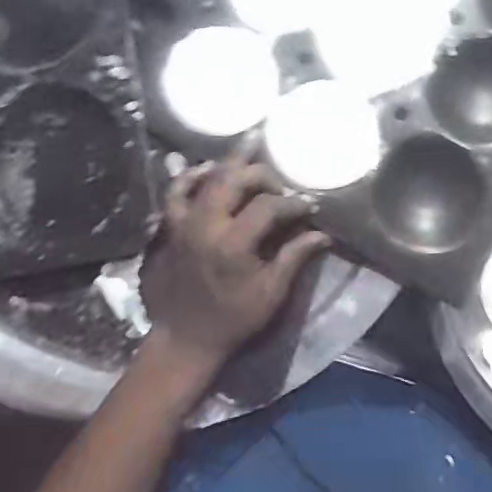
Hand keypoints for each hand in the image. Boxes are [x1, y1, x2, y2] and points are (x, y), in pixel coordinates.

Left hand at [138, 144, 330, 370]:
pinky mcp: (169, 228)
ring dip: (226, 165)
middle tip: (278, 182)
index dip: (292, 203)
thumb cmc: (233, 319)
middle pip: (233, 180)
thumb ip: (294, 257)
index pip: (267, 206)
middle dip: (260, 174)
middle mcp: (205, 225)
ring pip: (203, 179)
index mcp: (233, 244)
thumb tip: (322, 234)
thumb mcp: (270, 293)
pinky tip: (206, 170)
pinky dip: (189, 177)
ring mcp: (182, 224)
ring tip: (246, 154)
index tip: (308, 206)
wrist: (185, 338)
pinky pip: (175, 192)